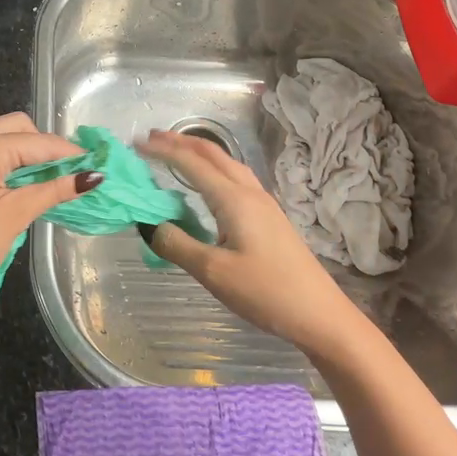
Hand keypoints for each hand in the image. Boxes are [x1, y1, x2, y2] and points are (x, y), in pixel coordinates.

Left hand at [0, 112, 93, 318]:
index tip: (95, 166)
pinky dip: (1, 158)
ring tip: (44, 181)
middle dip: (44, 146)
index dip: (69, 154)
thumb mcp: (13, 218)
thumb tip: (91, 178)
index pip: (37, 142)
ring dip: (22, 151)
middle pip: (17, 127)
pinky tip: (13, 183)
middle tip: (67, 175)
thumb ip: (52, 191)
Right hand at [138, 128, 355, 352]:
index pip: (190, 163)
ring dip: (199, 153)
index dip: (161, 151)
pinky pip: (235, 178)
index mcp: (234, 199)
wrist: (321, 315)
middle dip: (180, 142)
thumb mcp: (214, 273)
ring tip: (175, 153)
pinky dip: (213, 169)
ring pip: (226, 164)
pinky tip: (207, 185)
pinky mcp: (270, 218)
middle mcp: (249, 192)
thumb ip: (177, 245)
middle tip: (151, 139)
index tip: (135, 144)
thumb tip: (149, 224)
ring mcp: (263, 204)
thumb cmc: (267, 293)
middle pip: (212, 154)